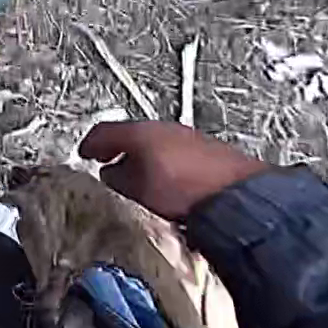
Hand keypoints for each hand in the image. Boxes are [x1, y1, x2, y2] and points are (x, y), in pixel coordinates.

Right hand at [78, 120, 268, 218]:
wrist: (243, 198)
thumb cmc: (186, 190)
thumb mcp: (136, 188)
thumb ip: (117, 178)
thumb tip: (110, 174)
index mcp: (140, 131)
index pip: (104, 132)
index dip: (90, 144)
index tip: (84, 152)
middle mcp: (164, 128)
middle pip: (131, 136)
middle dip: (117, 150)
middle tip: (108, 165)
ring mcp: (189, 138)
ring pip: (155, 145)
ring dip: (142, 159)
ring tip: (138, 180)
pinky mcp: (210, 153)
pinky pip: (176, 155)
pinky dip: (164, 165)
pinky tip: (168, 186)